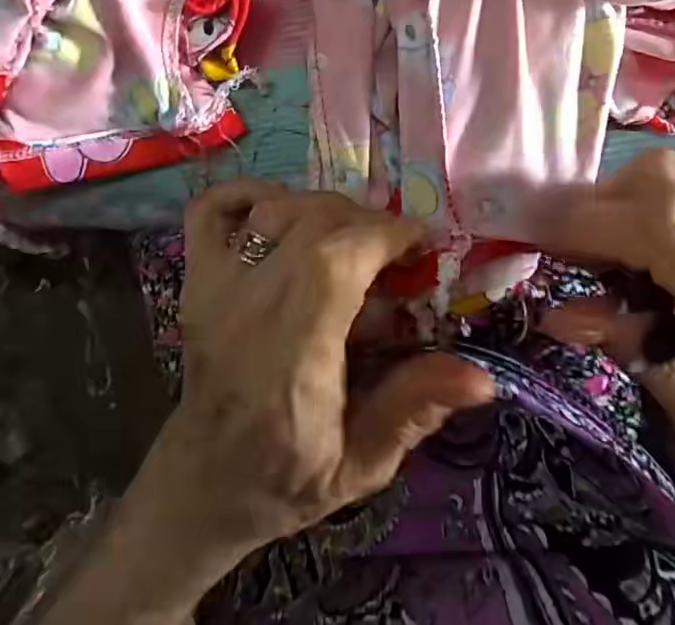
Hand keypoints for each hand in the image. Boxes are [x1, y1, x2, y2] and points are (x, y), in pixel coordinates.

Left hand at [39, 184, 492, 624]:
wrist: (204, 480)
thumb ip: (412, 410)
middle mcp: (245, 308)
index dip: (383, 235)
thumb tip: (481, 377)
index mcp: (290, 357)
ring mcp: (212, 287)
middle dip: (366, 221)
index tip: (420, 244)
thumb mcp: (362, 464)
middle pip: (309, 223)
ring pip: (272, 209)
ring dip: (323, 209)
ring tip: (351, 238)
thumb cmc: (286, 477)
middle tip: (394, 249)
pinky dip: (251, 194)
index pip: (334, 260)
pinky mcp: (194, 278)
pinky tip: (284, 213)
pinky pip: (212, 209)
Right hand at [536, 149, 674, 534]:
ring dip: (625, 205)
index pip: (666, 228)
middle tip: (574, 255)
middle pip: (665, 179)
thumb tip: (557, 313)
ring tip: (616, 259)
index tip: (539, 244)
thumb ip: (635, 354)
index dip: (588, 225)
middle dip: (598, 206)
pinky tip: (667, 259)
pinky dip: (661, 211)